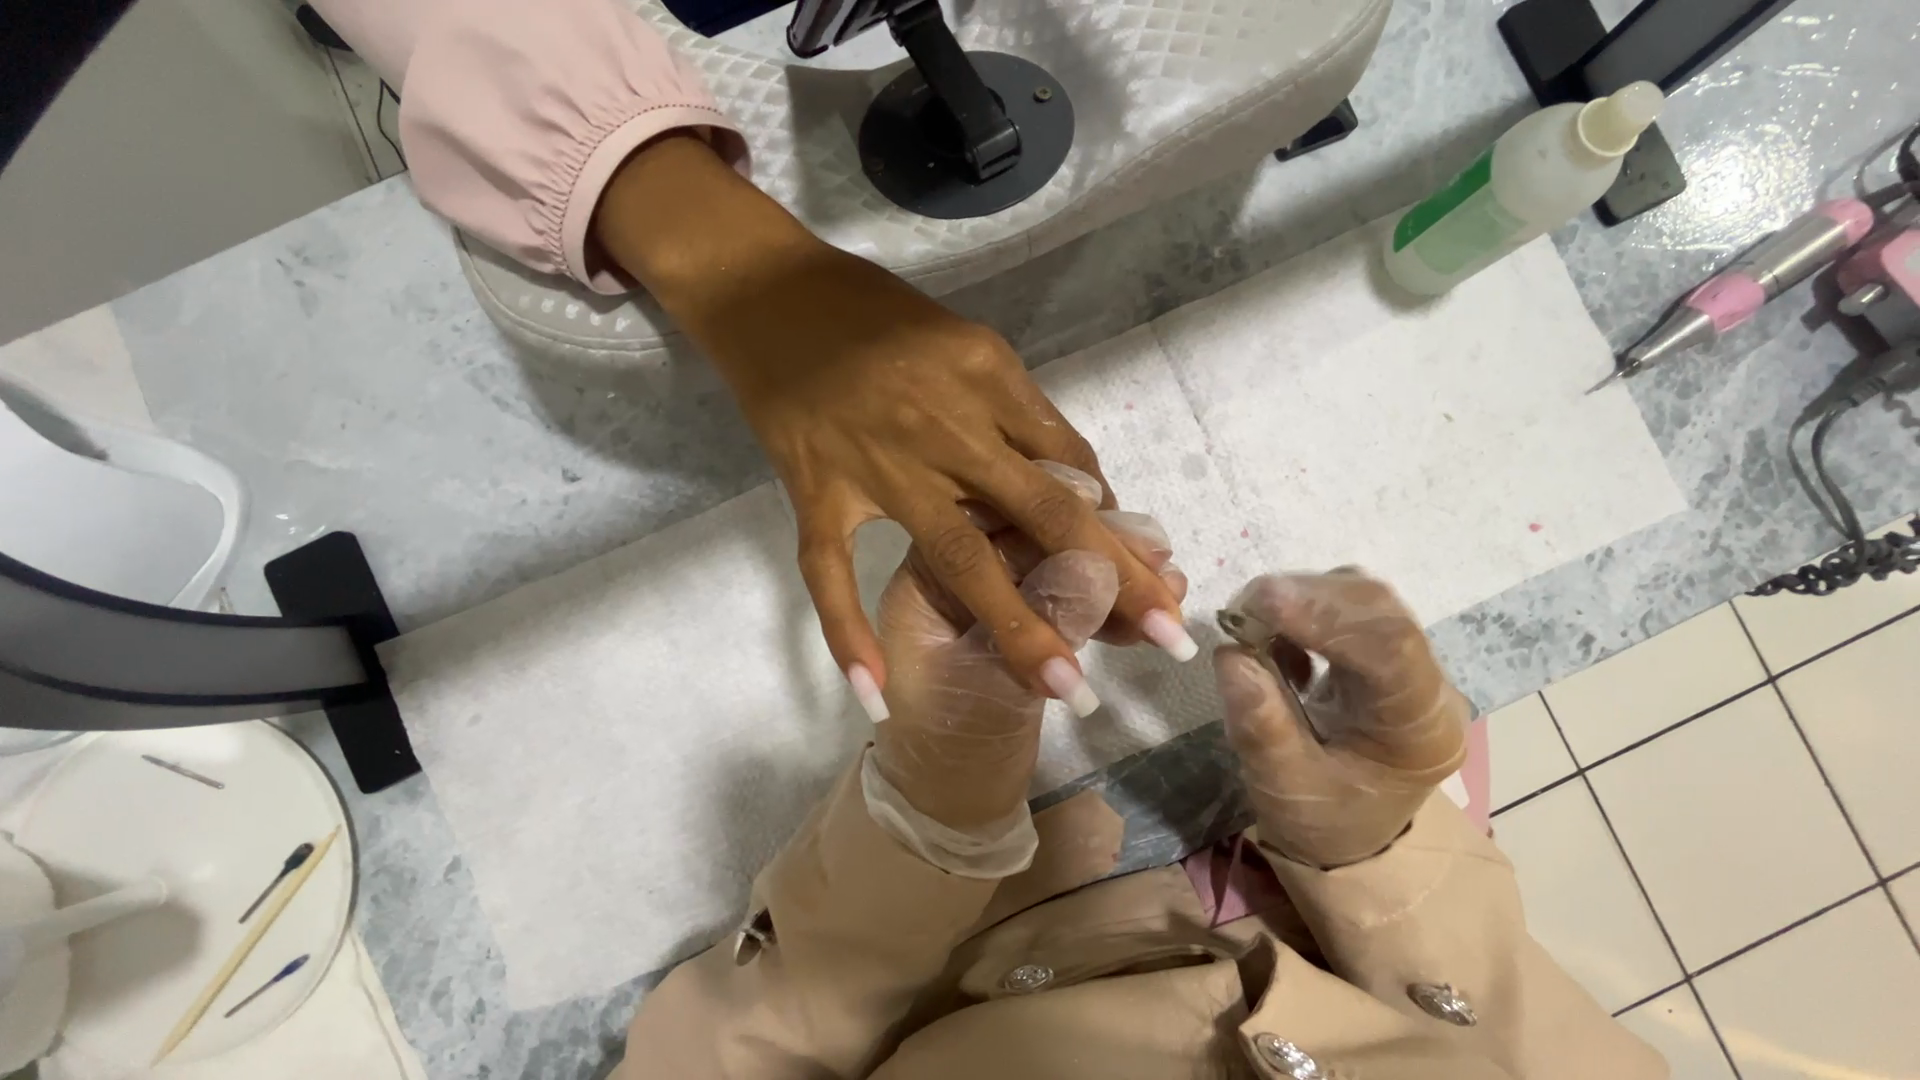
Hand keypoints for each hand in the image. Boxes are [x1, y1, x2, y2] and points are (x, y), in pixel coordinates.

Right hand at [593, 136, 1192, 713]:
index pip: (1073, 465)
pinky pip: (829, 573)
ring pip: (959, 555)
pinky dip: (847, 634)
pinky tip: (874, 692)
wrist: (763, 286)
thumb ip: (1017, 410)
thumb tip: (1072, 478)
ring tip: (1067, 686)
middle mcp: (947, 425)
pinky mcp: (815, 492)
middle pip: (1046, 511)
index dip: (1116, 524)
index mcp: (990, 377)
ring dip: (1017, 623)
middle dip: (1116, 577)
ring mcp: (879, 465)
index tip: (1148, 572)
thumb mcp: (968, 342)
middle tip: (1171, 640)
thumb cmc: (872, 307)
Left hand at [873, 472, 1186, 827]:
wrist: (954, 804)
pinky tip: (1156, 611)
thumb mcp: (989, 680)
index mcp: (927, 576)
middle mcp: (961, 572)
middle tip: (1162, 565)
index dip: (1056, 525)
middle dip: (1102, 549)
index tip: (1114, 529)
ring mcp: (999, 596)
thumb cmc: (951, 745)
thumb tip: (1097, 565)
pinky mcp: (1031, 621)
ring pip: (1064, 567)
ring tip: (1175, 587)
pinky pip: (1076, 599)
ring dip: (1120, 577)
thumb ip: (1038, 622)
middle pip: (1037, 540)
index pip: (993, 528)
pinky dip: (1116, 605)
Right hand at [1212, 569, 1469, 868]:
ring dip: (1302, 597)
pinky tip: (1277, 640)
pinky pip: (1349, 607)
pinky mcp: (1384, 652)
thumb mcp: (1281, 786)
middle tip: (1240, 611)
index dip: (1325, 614)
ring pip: (1365, 598)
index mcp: (1419, 729)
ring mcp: (1410, 664)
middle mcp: (1429, 686)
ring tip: (1252, 625)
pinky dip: (1303, 608)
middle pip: (1380, 609)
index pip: (1391, 647)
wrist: (1347, 834)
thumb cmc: (1320, 819)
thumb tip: (1231, 652)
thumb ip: (1260, 724)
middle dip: (1306, 596)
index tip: (1260, 603)